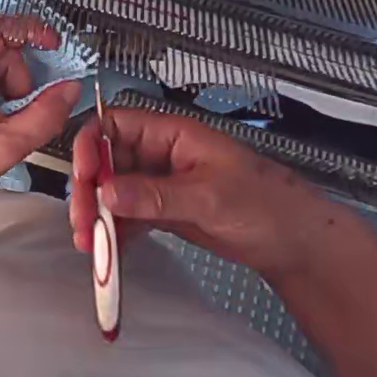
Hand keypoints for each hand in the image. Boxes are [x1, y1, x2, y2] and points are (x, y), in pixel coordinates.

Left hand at [0, 15, 79, 219]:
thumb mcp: (12, 142)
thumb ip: (48, 113)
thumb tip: (70, 90)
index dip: (30, 31)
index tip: (51, 42)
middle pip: (4, 52)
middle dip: (21, 79)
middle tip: (20, 106)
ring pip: (0, 67)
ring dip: (13, 89)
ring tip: (6, 119)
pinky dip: (4, 96)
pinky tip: (0, 119)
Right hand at [69, 108, 347, 279]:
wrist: (295, 243)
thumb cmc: (266, 204)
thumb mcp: (210, 197)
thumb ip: (156, 195)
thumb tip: (108, 192)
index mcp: (171, 134)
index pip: (114, 124)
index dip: (91, 144)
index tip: (81, 176)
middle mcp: (159, 154)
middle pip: (106, 161)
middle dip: (89, 189)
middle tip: (83, 221)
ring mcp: (159, 183)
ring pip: (112, 191)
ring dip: (97, 215)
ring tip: (90, 244)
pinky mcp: (162, 210)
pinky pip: (127, 215)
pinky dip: (114, 231)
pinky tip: (108, 251)